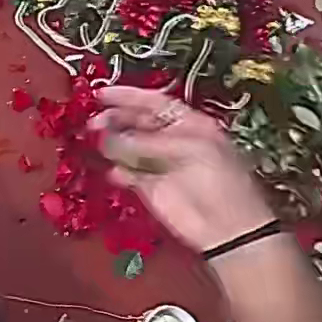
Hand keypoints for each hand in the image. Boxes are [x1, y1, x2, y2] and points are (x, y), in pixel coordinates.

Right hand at [90, 85, 276, 252]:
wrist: (228, 228)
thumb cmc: (220, 181)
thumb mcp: (189, 150)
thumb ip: (148, 143)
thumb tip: (109, 138)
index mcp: (187, 124)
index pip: (153, 102)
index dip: (127, 96)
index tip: (102, 94)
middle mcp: (171, 140)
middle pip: (136, 123)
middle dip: (114, 119)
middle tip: (93, 123)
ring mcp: (159, 164)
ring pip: (127, 148)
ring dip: (110, 144)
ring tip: (94, 142)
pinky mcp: (150, 188)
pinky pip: (127, 175)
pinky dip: (117, 172)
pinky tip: (111, 170)